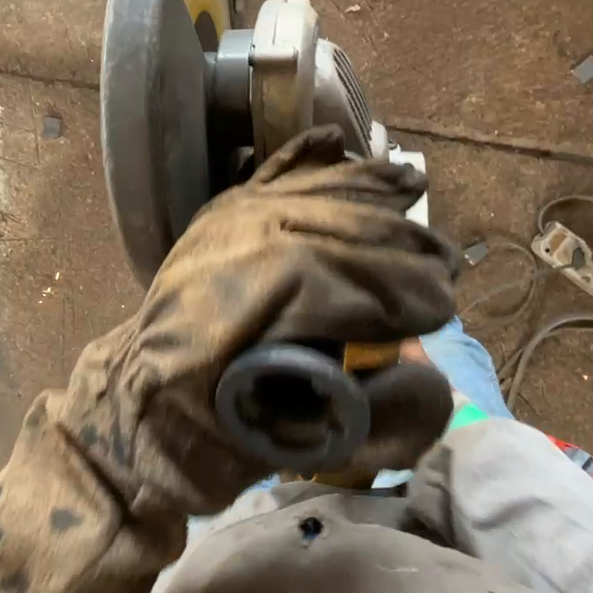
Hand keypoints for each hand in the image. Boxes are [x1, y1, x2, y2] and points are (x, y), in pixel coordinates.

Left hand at [53, 126, 460, 515]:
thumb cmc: (220, 438)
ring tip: (416, 194)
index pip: (356, 278)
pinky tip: (336, 141)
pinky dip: (305, 157)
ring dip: (371, 193)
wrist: (144, 406)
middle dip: (403, 244)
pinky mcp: (214, 218)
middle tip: (448, 265)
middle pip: (343, 225)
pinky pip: (269, 175)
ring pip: (313, 192)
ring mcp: (224, 222)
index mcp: (260, 300)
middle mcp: (241, 243)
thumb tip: (430, 366)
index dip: (408, 292)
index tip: (444, 308)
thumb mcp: (305, 451)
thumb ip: (382, 418)